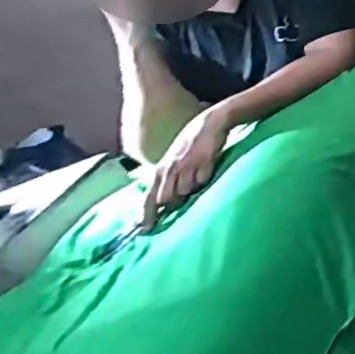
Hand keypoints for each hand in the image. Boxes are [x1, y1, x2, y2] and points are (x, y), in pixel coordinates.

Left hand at [141, 107, 230, 228]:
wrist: (209, 122)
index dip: (145, 216)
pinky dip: (204, 179)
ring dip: (191, 190)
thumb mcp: (172, 160)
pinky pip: (203, 179)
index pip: (147, 199)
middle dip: (174, 203)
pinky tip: (207, 170)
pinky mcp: (204, 160)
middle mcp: (170, 169)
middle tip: (183, 199)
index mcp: (159, 170)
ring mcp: (187, 165)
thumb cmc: (189, 144)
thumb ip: (165, 178)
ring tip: (197, 180)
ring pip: (185, 191)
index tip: (145, 231)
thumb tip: (160, 202)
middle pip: (166, 199)